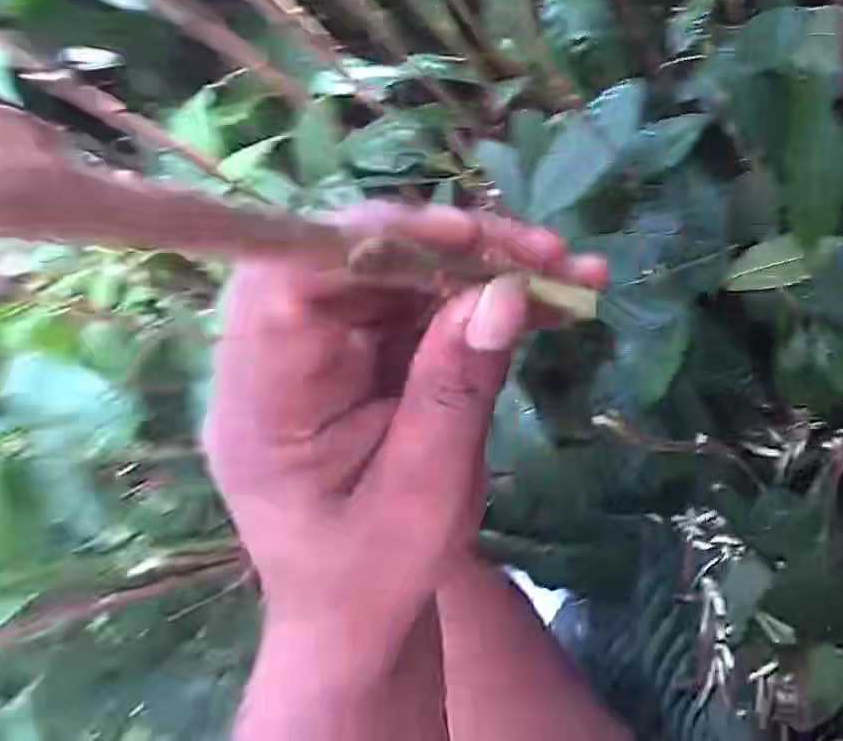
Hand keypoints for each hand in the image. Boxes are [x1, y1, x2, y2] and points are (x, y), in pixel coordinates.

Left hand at [203, 202, 606, 656]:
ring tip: (575, 272)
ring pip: (415, 270)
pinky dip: (504, 294)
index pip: (289, 285)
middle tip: (549, 253)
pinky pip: (443, 299)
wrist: (366, 607)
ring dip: (498, 264)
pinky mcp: (384, 346)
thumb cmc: (378, 568)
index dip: (374, 241)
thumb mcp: (426, 489)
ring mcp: (343, 346)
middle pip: (366, 260)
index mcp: (267, 401)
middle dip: (464, 246)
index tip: (466, 235)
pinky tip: (562, 298)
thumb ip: (457, 386)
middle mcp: (295, 355)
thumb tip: (505, 291)